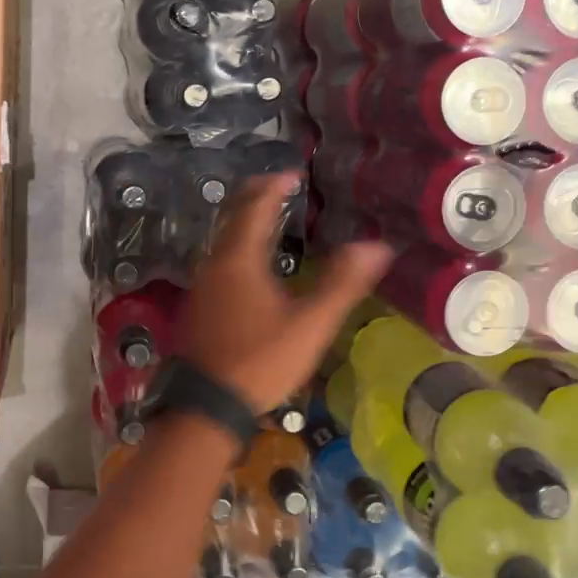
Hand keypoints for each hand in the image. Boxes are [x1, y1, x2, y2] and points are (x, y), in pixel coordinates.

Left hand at [183, 174, 391, 411]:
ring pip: (222, 235)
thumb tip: (378, 247)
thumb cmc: (261, 361)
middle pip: (232, 214)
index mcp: (239, 258)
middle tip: (279, 185)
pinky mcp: (199, 301)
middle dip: (254, 195)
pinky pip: (218, 255)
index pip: (255, 207)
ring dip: (244, 218)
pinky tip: (251, 258)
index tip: (293, 174)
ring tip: (269, 215)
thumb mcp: (309, 325)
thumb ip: (342, 284)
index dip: (274, 187)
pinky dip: (236, 241)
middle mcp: (214, 261)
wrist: (208, 404)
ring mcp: (202, 281)